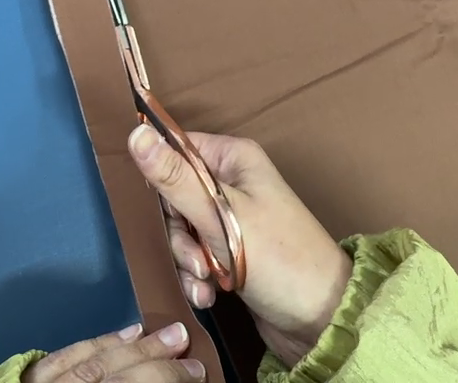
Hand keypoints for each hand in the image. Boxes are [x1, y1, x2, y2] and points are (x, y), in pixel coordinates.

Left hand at [24, 322, 204, 381]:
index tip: (198, 375)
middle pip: (115, 379)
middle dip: (155, 365)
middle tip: (189, 353)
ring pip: (93, 362)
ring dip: (133, 347)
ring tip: (166, 338)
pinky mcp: (30, 379)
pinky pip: (67, 354)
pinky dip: (99, 341)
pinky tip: (124, 334)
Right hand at [128, 125, 351, 366]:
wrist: (323, 325)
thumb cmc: (280, 258)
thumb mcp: (220, 217)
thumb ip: (174, 178)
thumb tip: (134, 132)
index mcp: (233, 157)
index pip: (176, 149)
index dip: (162, 178)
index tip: (163, 208)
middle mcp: (231, 181)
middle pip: (175, 193)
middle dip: (178, 232)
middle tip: (196, 257)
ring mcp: (231, 218)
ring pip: (182, 228)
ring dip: (186, 258)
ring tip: (206, 281)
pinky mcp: (231, 251)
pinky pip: (196, 253)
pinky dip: (197, 274)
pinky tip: (207, 294)